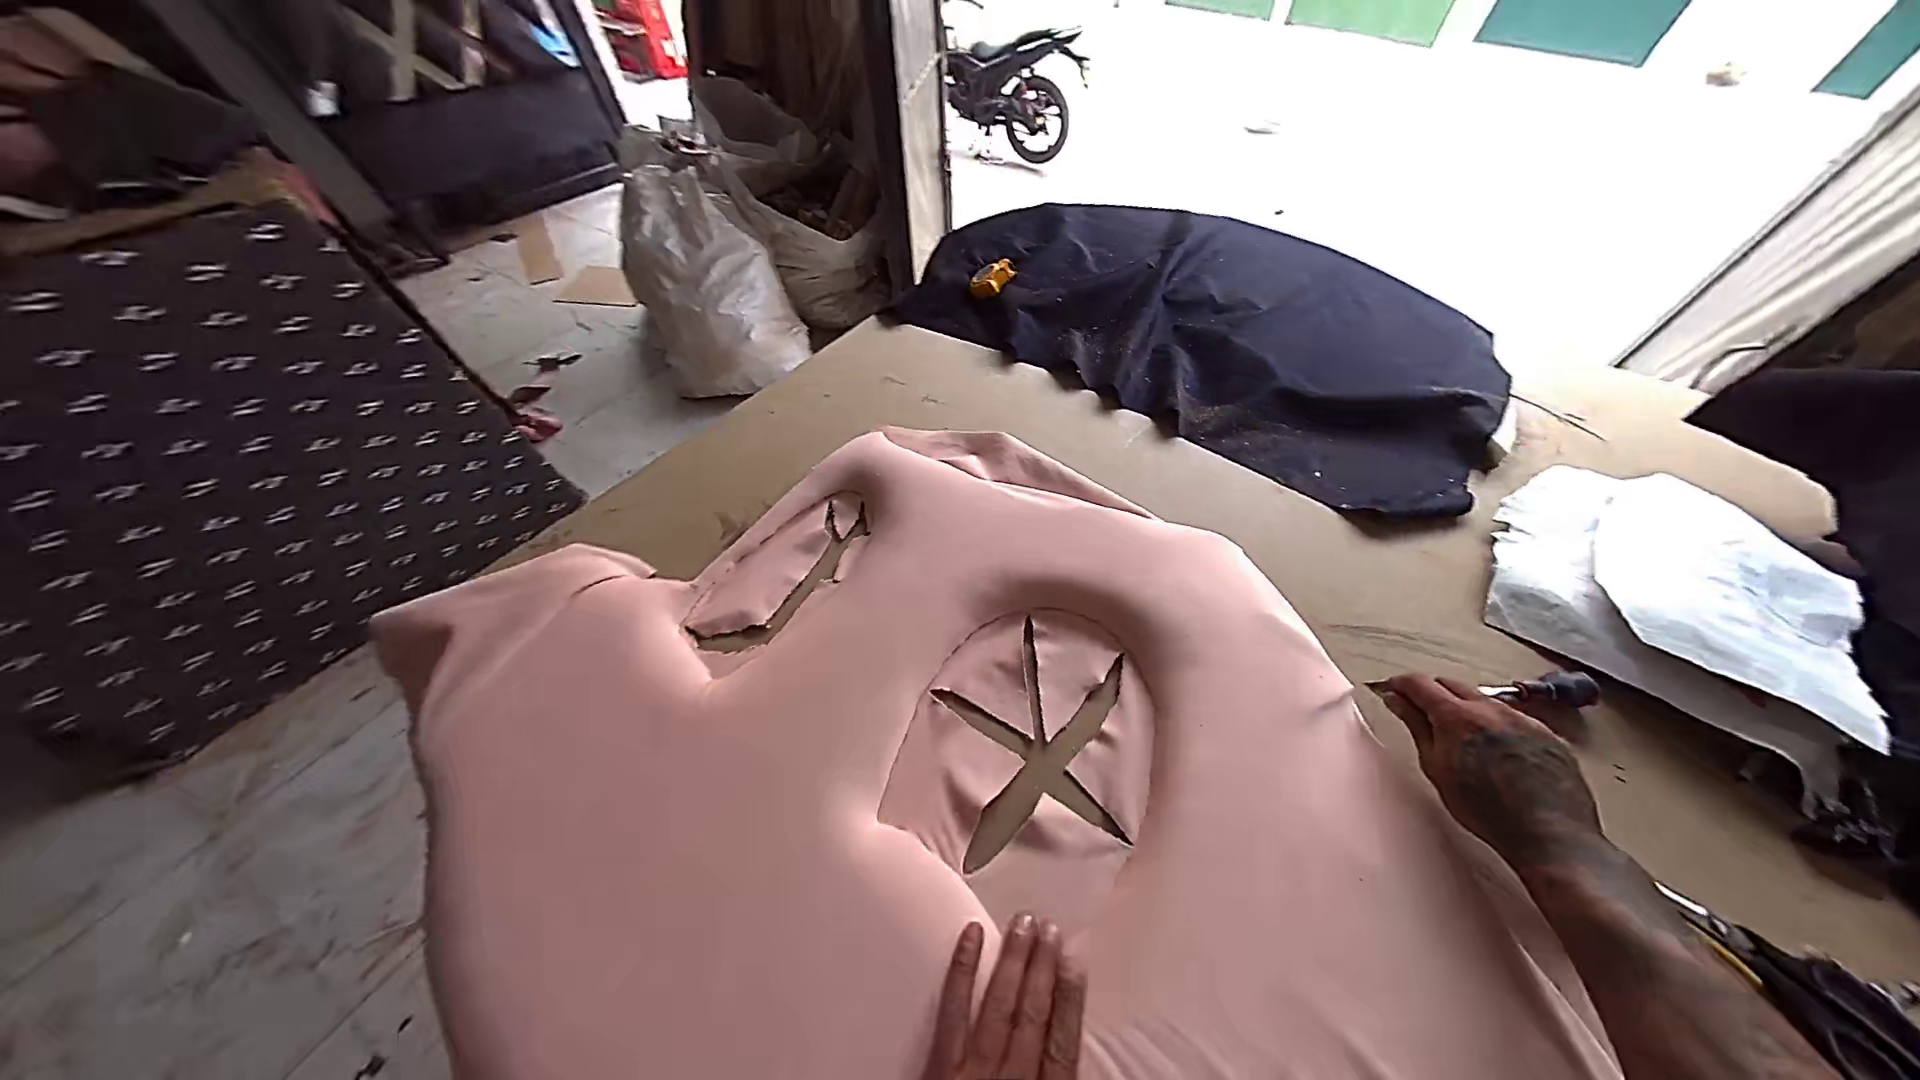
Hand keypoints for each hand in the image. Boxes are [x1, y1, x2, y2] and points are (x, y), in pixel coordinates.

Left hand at [923, 914, 1085, 1079]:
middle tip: (1050, 927)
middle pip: (1032, 1016)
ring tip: (1023, 923)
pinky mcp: (938, 1068)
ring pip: (998, 1006)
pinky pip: (951, 1010)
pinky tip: (972, 935)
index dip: (1070, 1000)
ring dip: (1013, 961)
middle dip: (1043, 969)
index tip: (1076, 961)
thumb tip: (1069, 1062)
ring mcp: (972, 1073)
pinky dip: (962, 969)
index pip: (1061, 1045)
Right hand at [1380, 674, 1603, 866]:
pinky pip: (1513, 717)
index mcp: (1457, 716)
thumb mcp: (1435, 766)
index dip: (1401, 684)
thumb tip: (1398, 701)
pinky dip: (1495, 724)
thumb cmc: (1488, 809)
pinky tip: (1493, 748)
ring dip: (1465, 707)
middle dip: (1431, 692)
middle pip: (1451, 684)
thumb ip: (1416, 725)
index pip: (1419, 683)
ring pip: (1483, 699)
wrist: (1549, 835)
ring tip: (1460, 736)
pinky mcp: (1549, 735)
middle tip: (1420, 711)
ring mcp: (1524, 720)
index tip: (1395, 690)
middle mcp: (1492, 710)